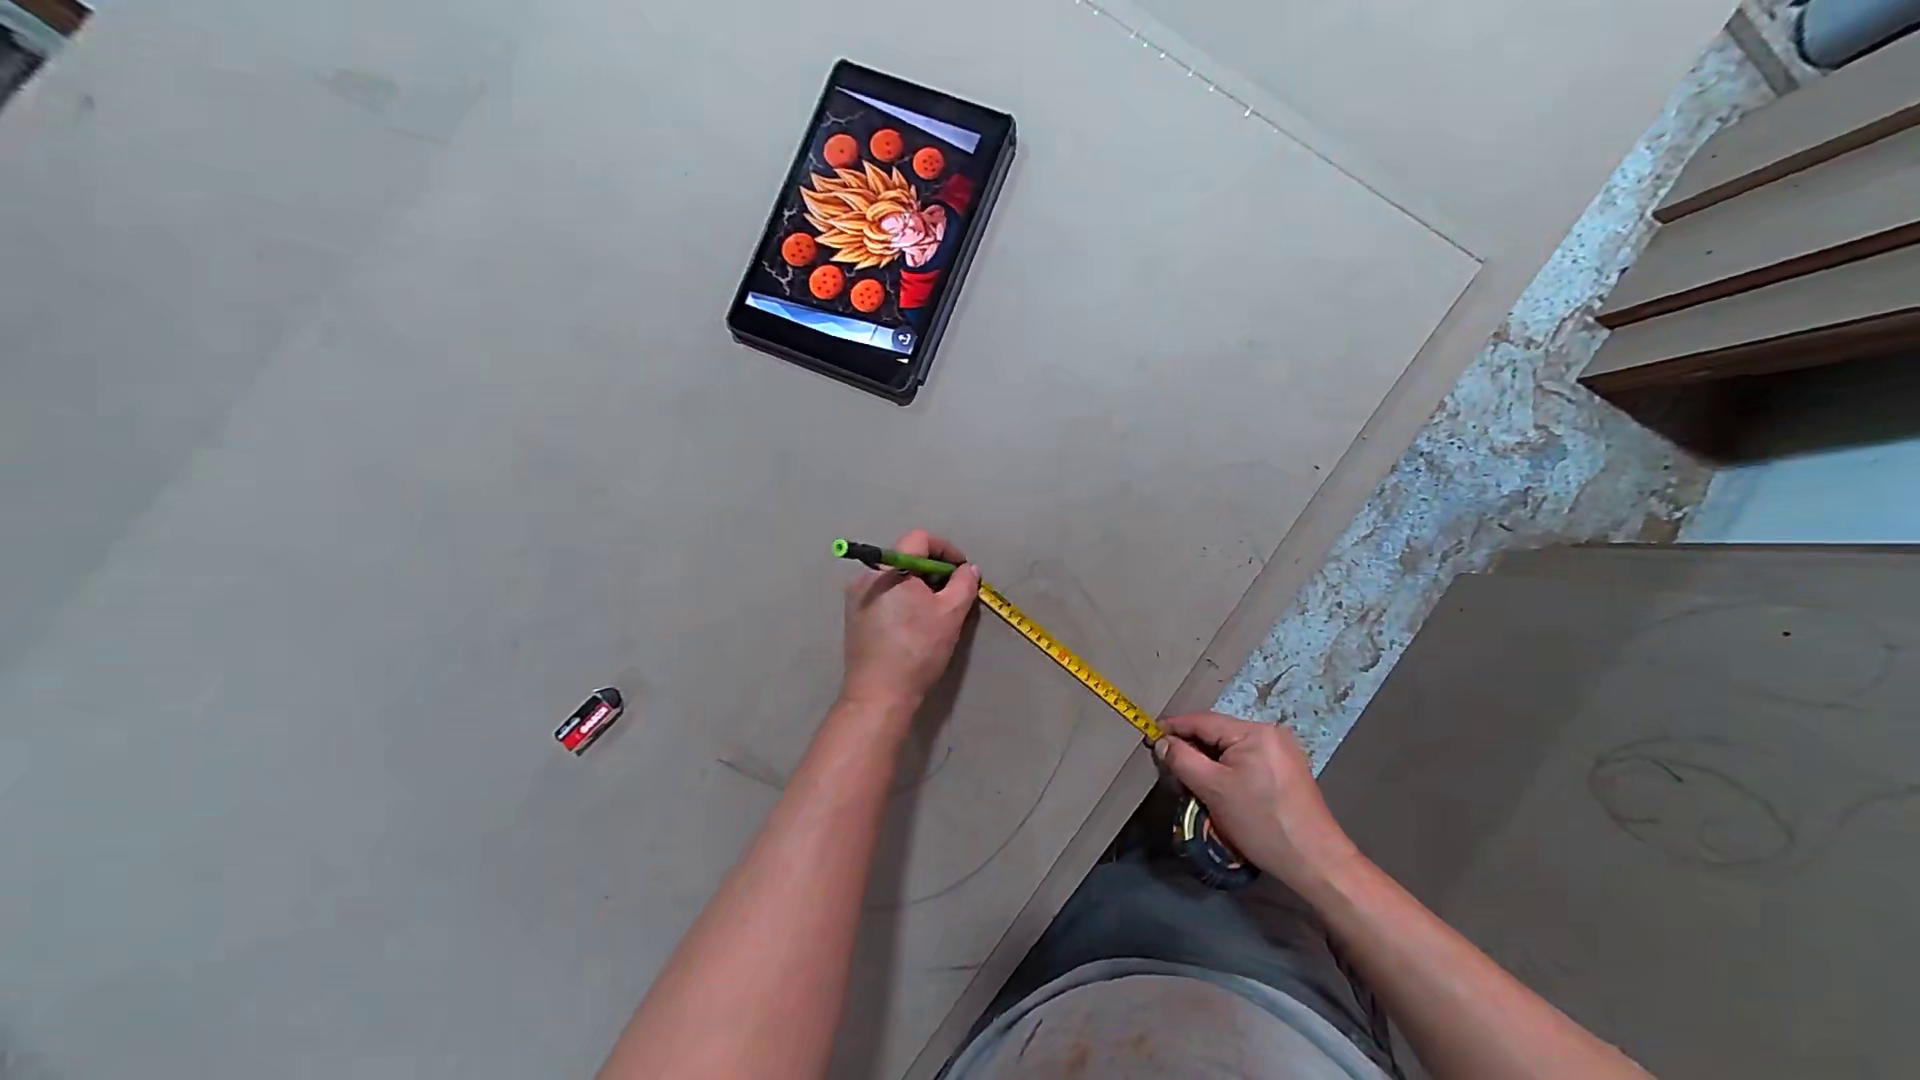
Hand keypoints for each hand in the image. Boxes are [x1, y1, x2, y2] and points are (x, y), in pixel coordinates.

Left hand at [839, 530, 980, 714]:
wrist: (879, 694)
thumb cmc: (917, 650)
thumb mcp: (951, 614)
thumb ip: (964, 584)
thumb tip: (968, 570)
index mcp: (889, 568)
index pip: (920, 539)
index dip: (946, 550)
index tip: (962, 571)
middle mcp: (867, 576)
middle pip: (906, 557)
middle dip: (933, 570)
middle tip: (952, 594)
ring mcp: (856, 597)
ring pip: (894, 578)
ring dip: (918, 586)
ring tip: (935, 612)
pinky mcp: (854, 617)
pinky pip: (883, 595)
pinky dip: (902, 600)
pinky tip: (914, 625)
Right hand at [1155, 712, 1359, 889]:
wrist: (1314, 861)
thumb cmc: (1261, 822)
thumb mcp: (1212, 789)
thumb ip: (1182, 759)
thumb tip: (1161, 742)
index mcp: (1254, 731)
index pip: (1202, 721)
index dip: (1172, 728)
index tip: (1148, 738)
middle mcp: (1270, 733)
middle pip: (1215, 734)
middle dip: (1190, 751)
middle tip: (1172, 773)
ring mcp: (1281, 752)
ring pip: (1228, 749)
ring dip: (1206, 764)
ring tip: (1192, 787)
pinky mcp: (1285, 771)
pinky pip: (1244, 761)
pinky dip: (1225, 772)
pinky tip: (1217, 791)